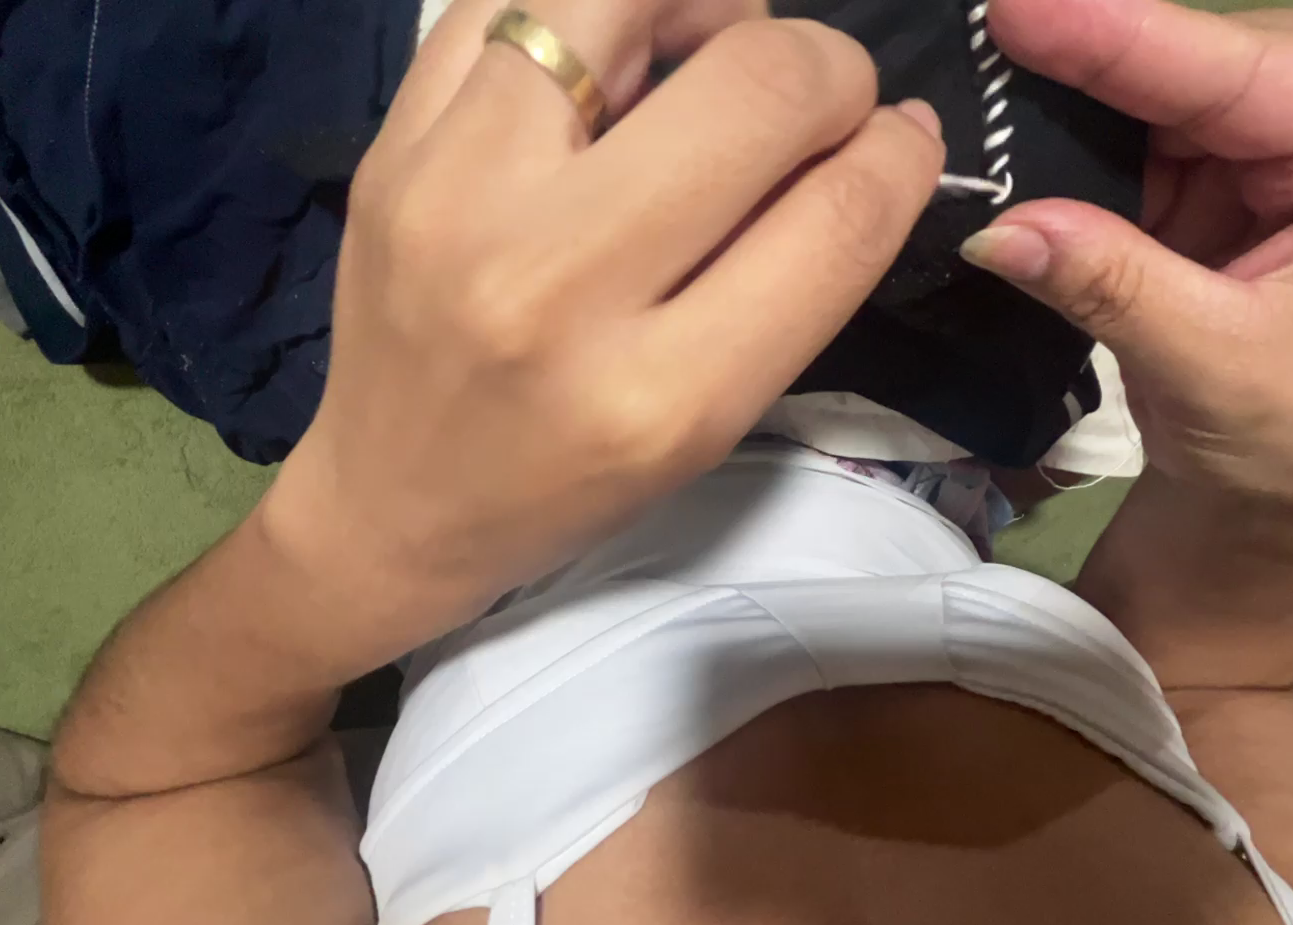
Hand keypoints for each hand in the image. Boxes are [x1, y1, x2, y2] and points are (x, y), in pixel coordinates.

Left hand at [260, 0, 944, 668]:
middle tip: (816, 106)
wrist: (394, 507)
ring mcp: (457, 202)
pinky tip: (614, 62)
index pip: (836, 222)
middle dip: (830, 73)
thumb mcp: (697, 430)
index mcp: (662, 397)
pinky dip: (600, 10)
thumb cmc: (562, 492)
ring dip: (715, 4)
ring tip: (714, 55)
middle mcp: (560, 289)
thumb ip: (791, 292)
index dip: (900, 158)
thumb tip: (869, 146)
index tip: (900, 141)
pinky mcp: (391, 152)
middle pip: (760, 88)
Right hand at [962, 0, 1292, 555]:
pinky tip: (1020, 136)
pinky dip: (1070, 151)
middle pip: (1194, 61)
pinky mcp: (1209, 190)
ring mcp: (1268, 151)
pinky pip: (1128, 152)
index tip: (1017, 9)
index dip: (1118, 35)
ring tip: (990, 83)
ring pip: (1152, 100)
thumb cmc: (1291, 432)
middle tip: (991, 39)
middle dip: (1091, 53)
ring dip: (1071, 99)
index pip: (1235, 66)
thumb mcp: (1207, 359)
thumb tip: (994, 225)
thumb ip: (1107, 283)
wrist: (1286, 492)